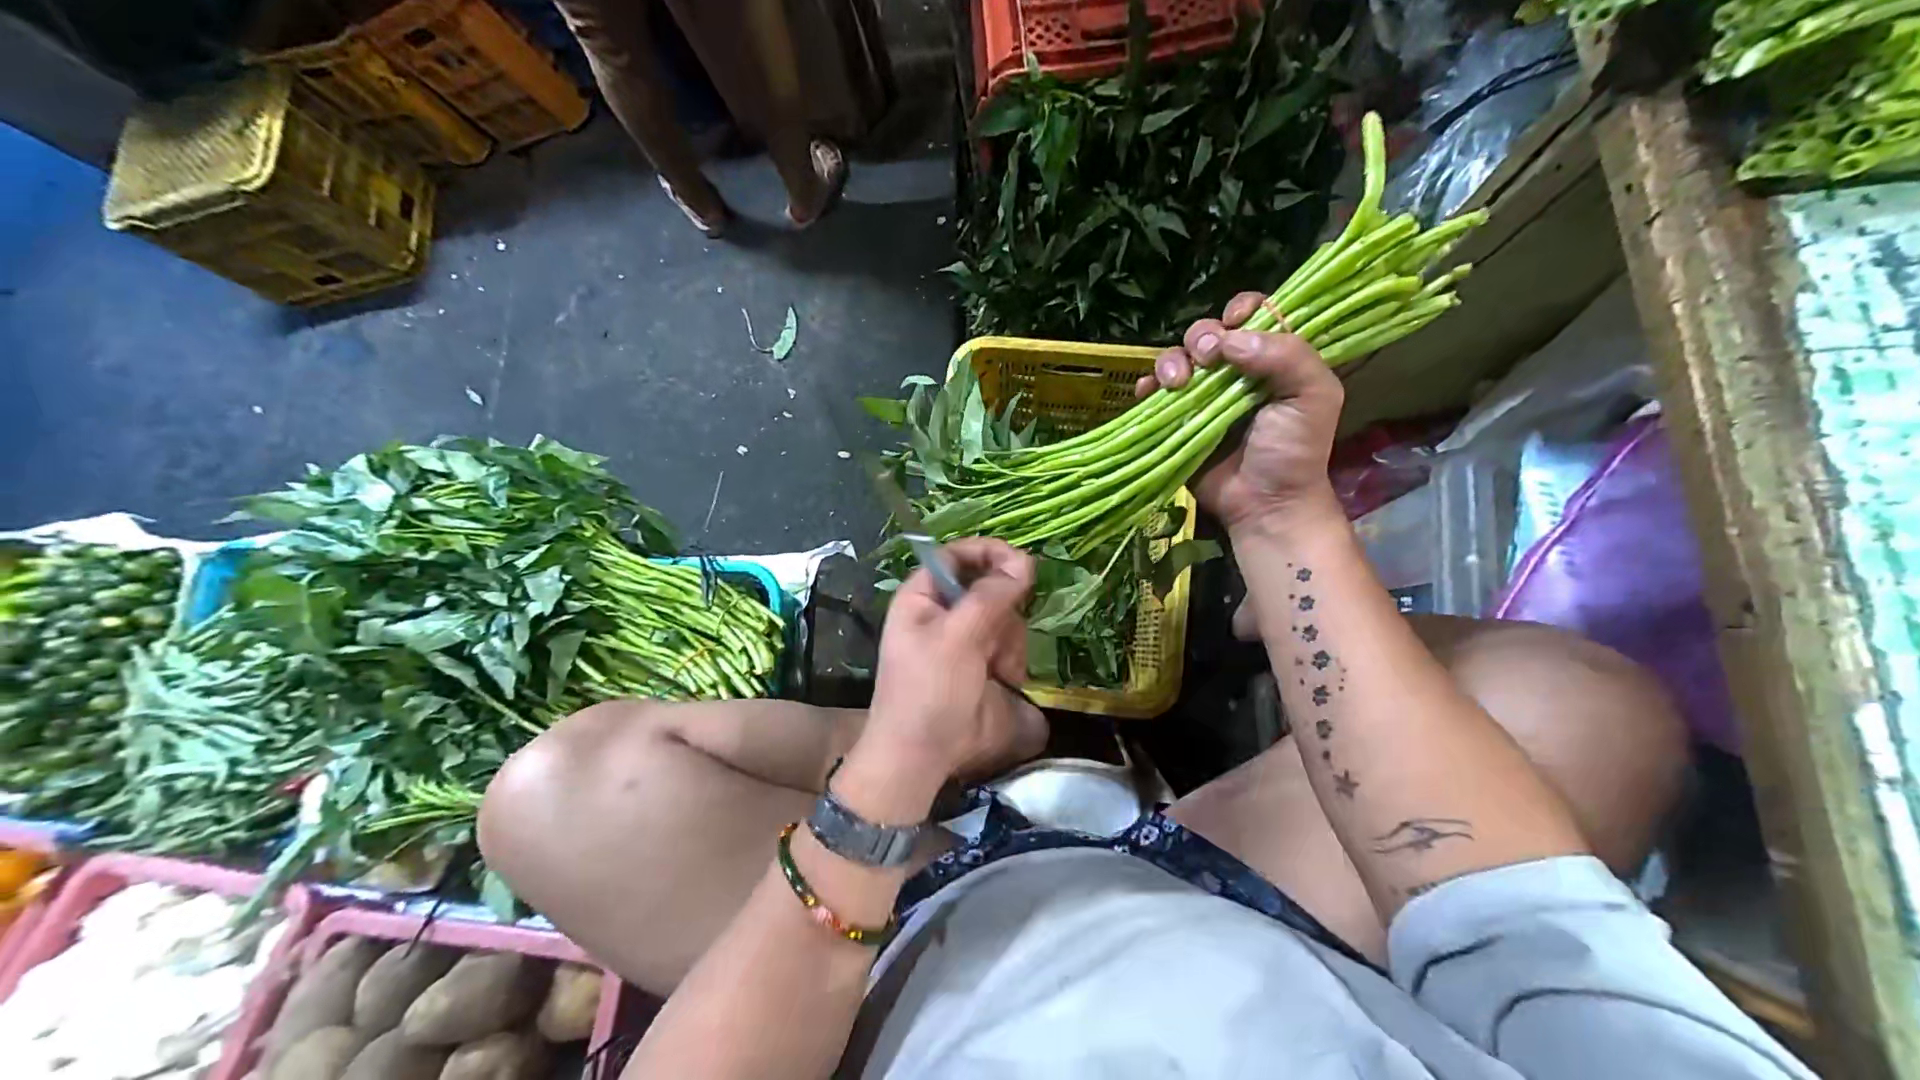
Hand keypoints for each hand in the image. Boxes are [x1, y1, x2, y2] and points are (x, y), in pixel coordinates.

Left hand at [840, 539, 1045, 818]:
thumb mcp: (958, 638)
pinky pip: (1009, 643)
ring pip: (1006, 616)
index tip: (1021, 563)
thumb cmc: (929, 691)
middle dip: (1002, 612)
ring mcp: (964, 637)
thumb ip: (991, 596)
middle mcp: (943, 611)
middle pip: (989, 586)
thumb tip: (1024, 561)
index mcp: (922, 595)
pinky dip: (1011, 659)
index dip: (988, 553)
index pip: (956, 554)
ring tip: (997, 669)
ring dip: (1009, 641)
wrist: (922, 755)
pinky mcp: (983, 662)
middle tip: (998, 638)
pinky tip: (1004, 678)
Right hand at [1136, 292, 1345, 530]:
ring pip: (1176, 358)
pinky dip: (1147, 387)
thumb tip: (1229, 339)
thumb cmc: (1294, 450)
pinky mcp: (1176, 420)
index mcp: (1272, 357)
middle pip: (1207, 332)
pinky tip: (1149, 392)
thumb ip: (1286, 356)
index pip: (1253, 315)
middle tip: (1206, 359)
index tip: (1235, 322)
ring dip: (1171, 362)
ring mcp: (1202, 396)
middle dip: (1201, 338)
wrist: (1264, 503)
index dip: (1240, 311)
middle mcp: (1235, 371)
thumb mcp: (1312, 396)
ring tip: (1176, 383)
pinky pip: (1153, 394)